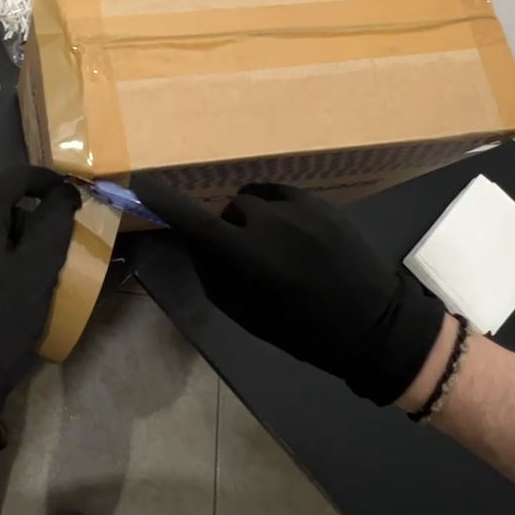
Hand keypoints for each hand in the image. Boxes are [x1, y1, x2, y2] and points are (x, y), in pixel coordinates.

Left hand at [0, 166, 80, 413]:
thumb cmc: (1, 321)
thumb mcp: (39, 270)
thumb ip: (55, 222)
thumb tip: (64, 191)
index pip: (14, 178)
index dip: (47, 181)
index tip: (71, 195)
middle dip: (29, 219)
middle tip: (53, 250)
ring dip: (11, 238)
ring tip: (29, 272)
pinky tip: (4, 282)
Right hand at [135, 179, 442, 405]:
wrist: (374, 326)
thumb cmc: (302, 331)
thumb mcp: (247, 315)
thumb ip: (213, 276)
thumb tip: (193, 243)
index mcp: (247, 257)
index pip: (192, 220)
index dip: (162, 200)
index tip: (140, 183)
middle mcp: (269, 222)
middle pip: (228, 209)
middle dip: (228, 228)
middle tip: (244, 255)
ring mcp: (299, 207)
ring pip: (255, 199)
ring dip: (254, 216)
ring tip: (274, 244)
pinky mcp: (321, 201)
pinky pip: (281, 194)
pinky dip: (277, 209)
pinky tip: (293, 233)